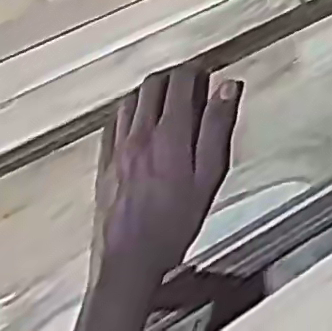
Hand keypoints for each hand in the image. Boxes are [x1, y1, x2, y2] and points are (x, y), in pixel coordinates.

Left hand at [81, 67, 241, 330]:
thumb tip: (228, 89)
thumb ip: (218, 127)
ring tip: (166, 96)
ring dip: (151, 90)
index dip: (196, 69)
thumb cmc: (172, 223)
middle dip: (174, 75)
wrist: (129, 263)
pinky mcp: (104, 162)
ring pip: (131, 98)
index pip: (181, 81)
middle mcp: (141, 134)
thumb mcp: (209, 176)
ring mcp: (118, 147)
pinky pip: (113, 121)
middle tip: (190, 80)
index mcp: (170, 134)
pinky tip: (137, 118)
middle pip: (154, 83)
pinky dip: (128, 110)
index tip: (206, 69)